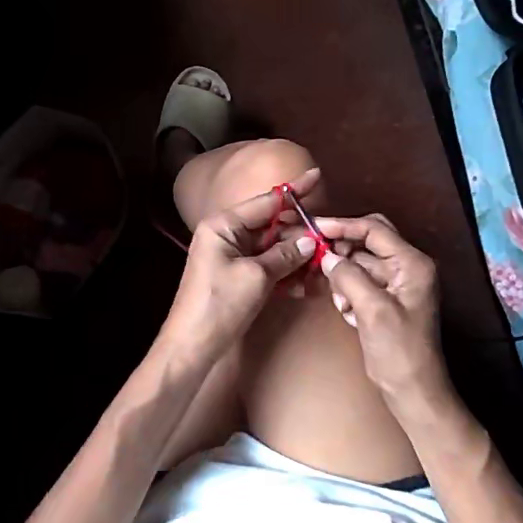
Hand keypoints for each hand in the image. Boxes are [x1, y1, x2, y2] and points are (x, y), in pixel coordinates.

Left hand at [161, 167, 321, 359]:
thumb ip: (284, 255)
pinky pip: (267, 268)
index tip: (317, 175)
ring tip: (322, 269)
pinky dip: (285, 275)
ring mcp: (231, 258)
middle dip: (300, 234)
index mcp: (223, 225)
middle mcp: (226, 236)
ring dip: (297, 259)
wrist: (192, 346)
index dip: (294, 192)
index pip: (265, 202)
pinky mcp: (237, 278)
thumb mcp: (256, 276)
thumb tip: (309, 240)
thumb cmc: (218, 305)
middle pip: (271, 226)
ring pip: (273, 249)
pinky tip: (306, 287)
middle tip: (330, 240)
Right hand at [314, 214, 450, 402]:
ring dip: (343, 275)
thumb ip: (348, 276)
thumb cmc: (399, 350)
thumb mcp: (372, 309)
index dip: (342, 225)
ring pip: (360, 262)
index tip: (314, 228)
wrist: (412, 389)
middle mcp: (407, 267)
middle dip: (341, 247)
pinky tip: (345, 310)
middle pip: (368, 241)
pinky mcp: (386, 299)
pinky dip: (348, 290)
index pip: (374, 230)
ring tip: (338, 299)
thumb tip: (326, 256)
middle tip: (316, 255)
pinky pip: (360, 282)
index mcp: (412, 263)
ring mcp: (397, 284)